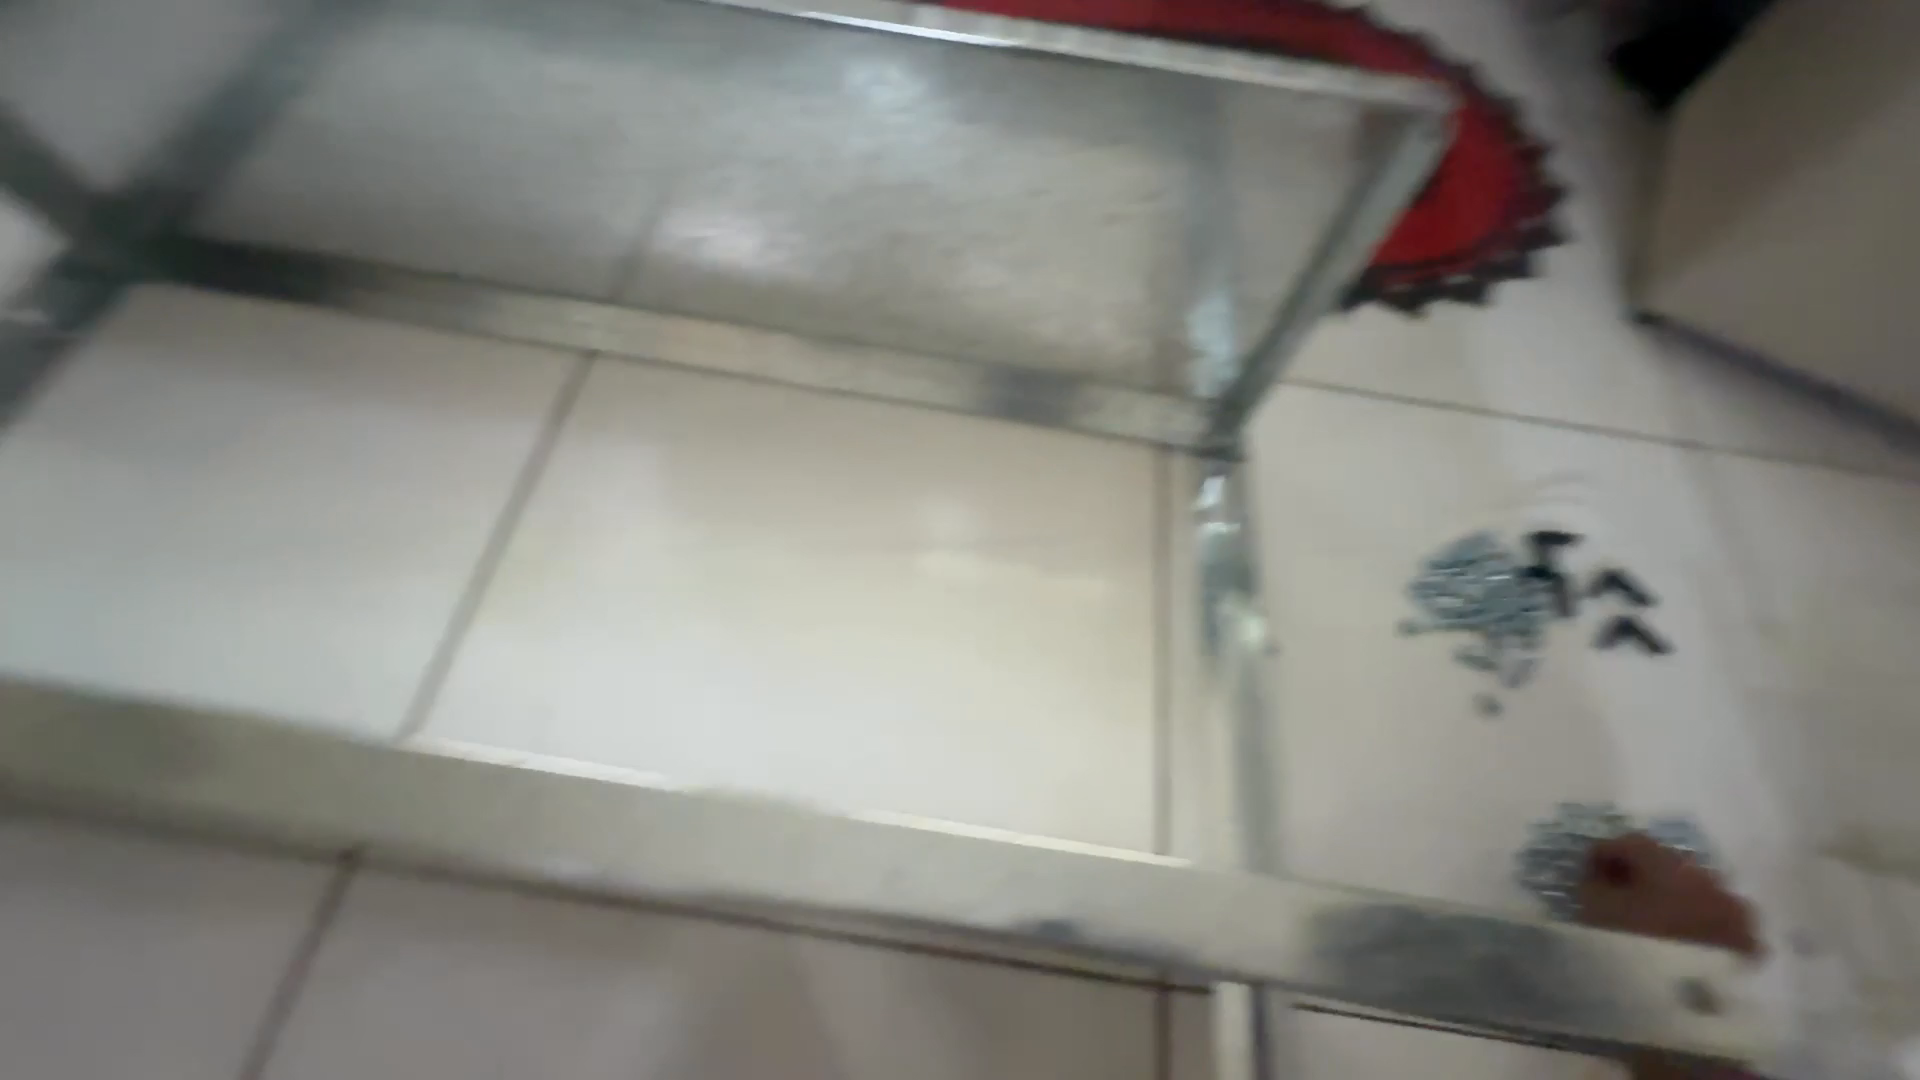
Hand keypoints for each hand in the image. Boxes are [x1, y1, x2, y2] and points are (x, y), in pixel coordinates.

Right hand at [1575, 833, 1761, 958]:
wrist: (1687, 999)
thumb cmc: (1634, 940)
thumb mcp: (1595, 906)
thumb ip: (1592, 882)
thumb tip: (1598, 877)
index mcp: (1668, 862)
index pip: (1628, 842)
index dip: (1601, 855)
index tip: (1586, 875)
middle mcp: (1707, 876)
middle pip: (1666, 863)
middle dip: (1640, 873)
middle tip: (1617, 892)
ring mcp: (1734, 909)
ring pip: (1695, 890)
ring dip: (1670, 895)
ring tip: (1649, 916)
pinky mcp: (1748, 940)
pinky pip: (1717, 918)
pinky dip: (1697, 919)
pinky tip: (1678, 936)